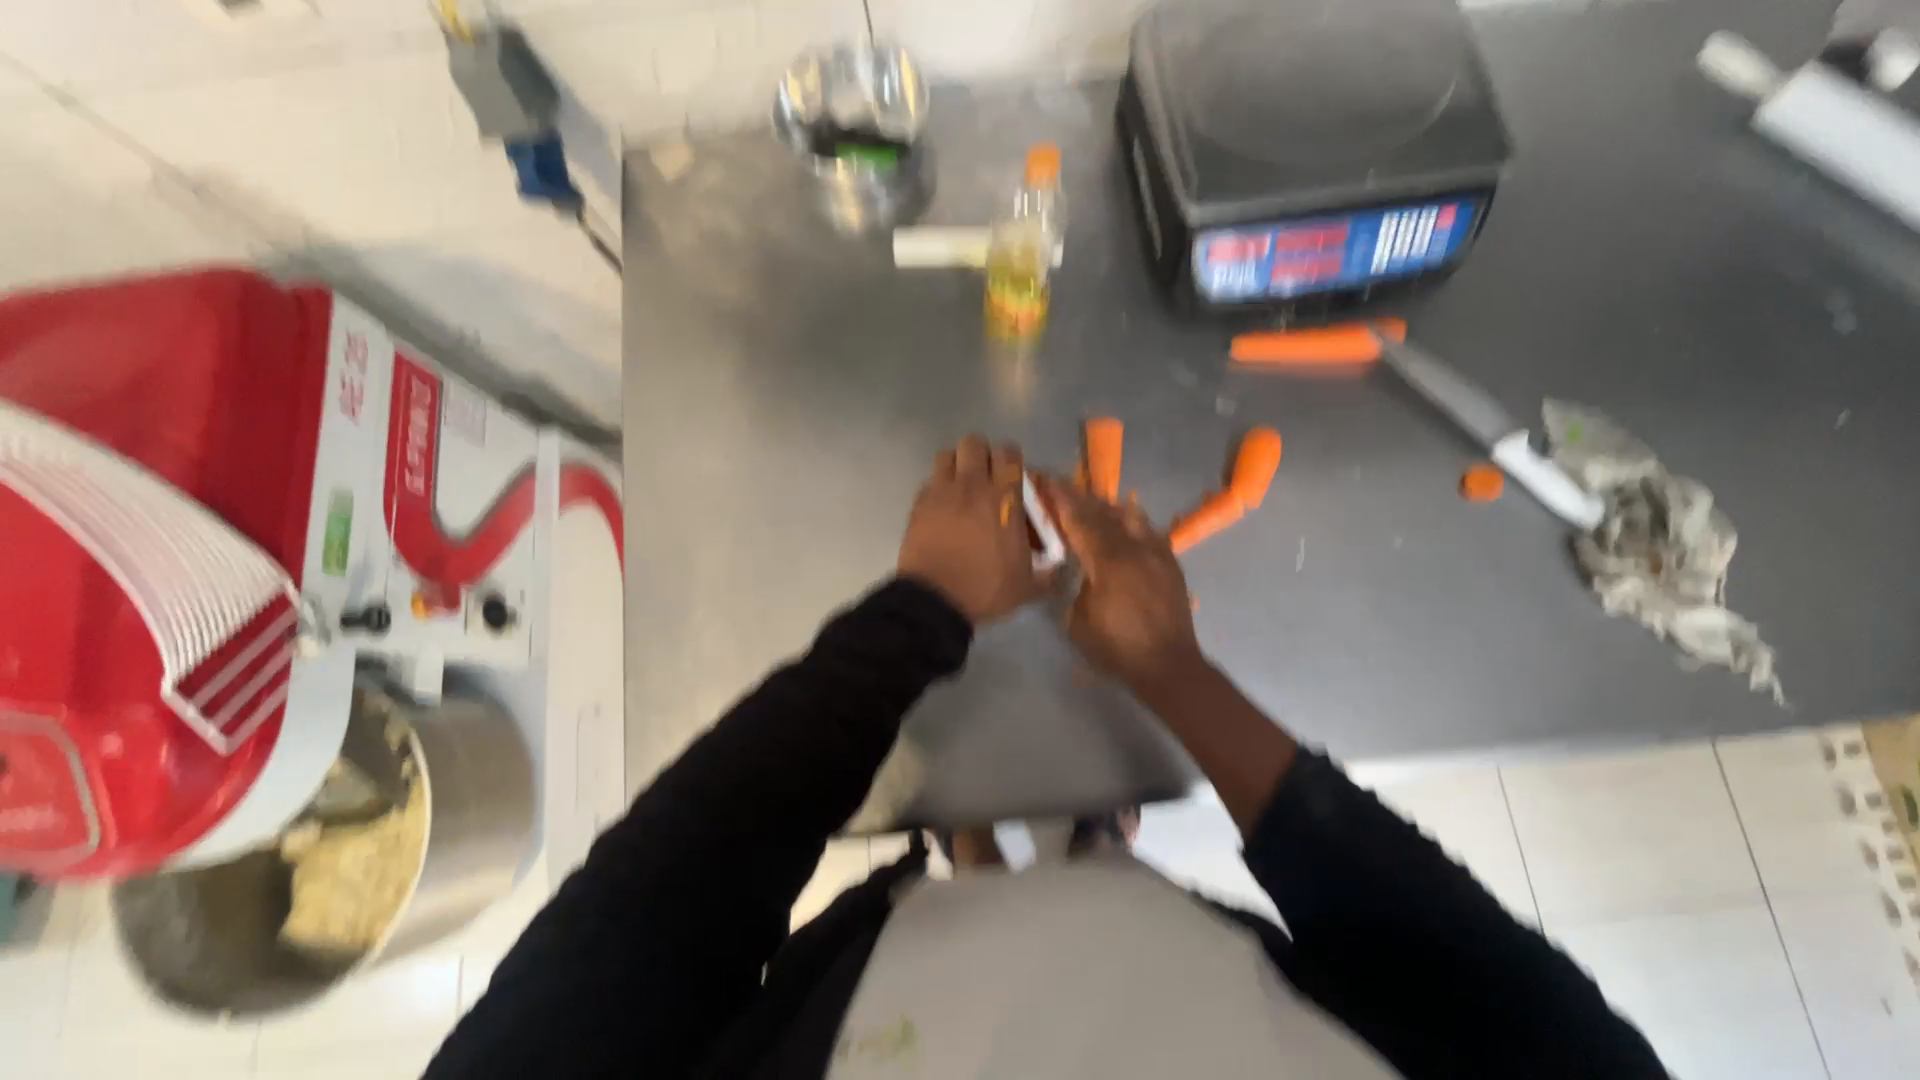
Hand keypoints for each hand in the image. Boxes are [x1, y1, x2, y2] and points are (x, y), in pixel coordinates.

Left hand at [898, 436, 1051, 624]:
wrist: (934, 600)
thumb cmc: (985, 588)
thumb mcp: (1026, 586)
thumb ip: (1047, 575)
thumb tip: (1060, 573)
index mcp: (1003, 498)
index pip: (1008, 453)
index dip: (1011, 459)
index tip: (1012, 476)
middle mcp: (972, 485)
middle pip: (974, 443)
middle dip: (981, 455)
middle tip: (985, 477)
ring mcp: (941, 492)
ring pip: (947, 455)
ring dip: (956, 465)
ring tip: (961, 487)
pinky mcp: (918, 504)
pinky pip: (929, 481)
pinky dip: (937, 488)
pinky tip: (942, 508)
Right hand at [1040, 478, 1205, 691]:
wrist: (1168, 664)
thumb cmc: (1117, 647)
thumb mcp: (1078, 620)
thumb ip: (1074, 586)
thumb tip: (1075, 570)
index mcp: (1108, 561)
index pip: (1080, 520)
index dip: (1061, 499)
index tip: (1046, 480)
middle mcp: (1134, 548)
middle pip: (1104, 512)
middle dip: (1081, 497)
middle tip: (1062, 486)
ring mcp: (1156, 553)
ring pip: (1131, 516)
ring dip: (1108, 506)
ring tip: (1094, 502)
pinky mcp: (1170, 563)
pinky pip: (1149, 531)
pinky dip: (1132, 523)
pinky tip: (1126, 524)